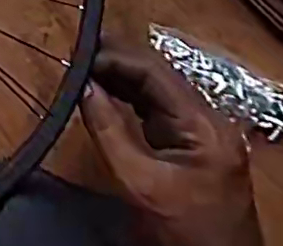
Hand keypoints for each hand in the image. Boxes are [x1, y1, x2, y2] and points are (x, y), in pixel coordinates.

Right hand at [81, 39, 262, 245]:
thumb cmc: (182, 230)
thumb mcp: (137, 181)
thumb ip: (106, 127)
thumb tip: (80, 82)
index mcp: (204, 126)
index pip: (152, 70)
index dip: (111, 57)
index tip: (75, 56)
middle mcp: (209, 119)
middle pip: (156, 71)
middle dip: (113, 60)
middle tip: (73, 54)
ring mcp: (204, 129)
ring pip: (155, 83)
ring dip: (117, 73)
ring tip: (81, 67)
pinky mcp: (193, 139)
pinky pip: (155, 101)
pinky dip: (126, 91)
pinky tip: (102, 88)